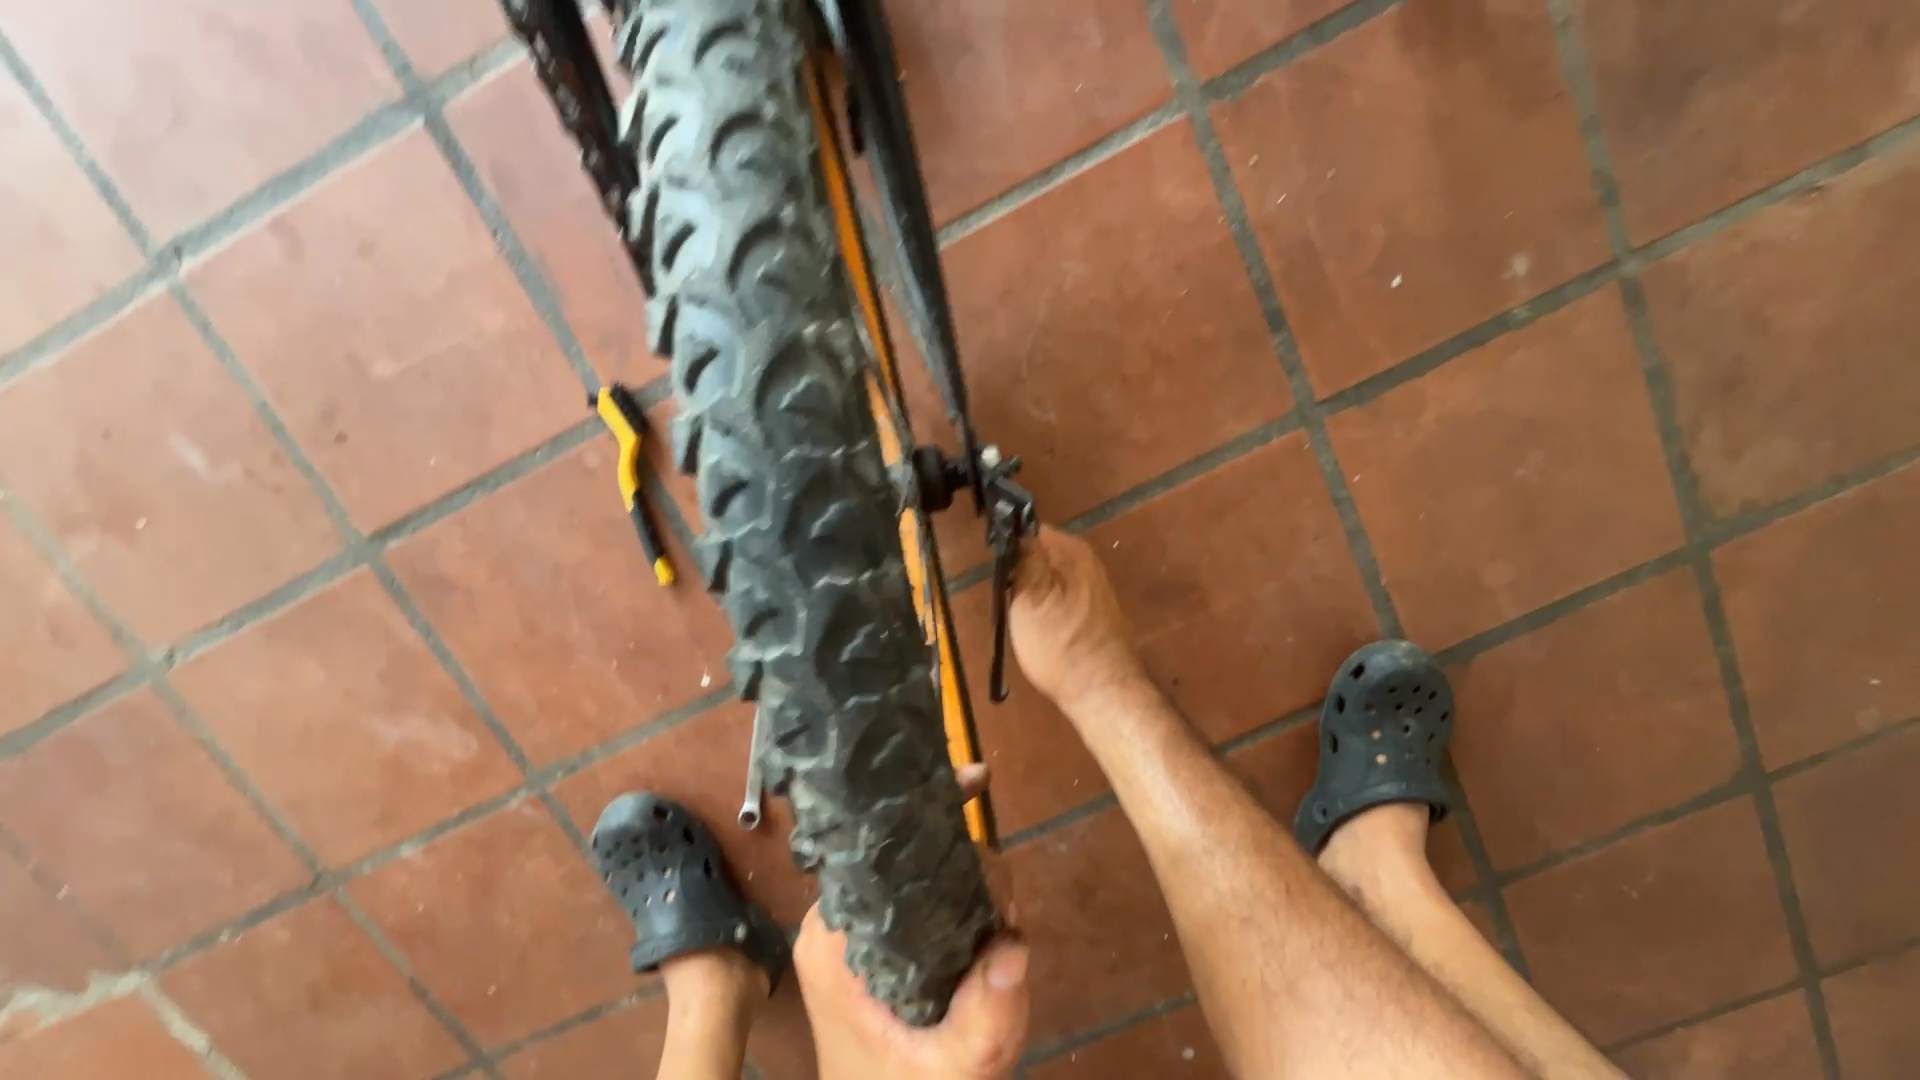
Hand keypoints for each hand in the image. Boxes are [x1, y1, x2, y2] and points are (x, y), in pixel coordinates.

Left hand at [793, 763, 1025, 1078]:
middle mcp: (835, 924)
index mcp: (835, 938)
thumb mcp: (953, 1068)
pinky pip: (913, 896)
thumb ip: (984, 1015)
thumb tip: (1015, 947)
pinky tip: (988, 913)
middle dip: (959, 851)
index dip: (927, 811)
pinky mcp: (871, 947)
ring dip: (962, 873)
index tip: (974, 791)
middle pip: (896, 851)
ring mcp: (852, 935)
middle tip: (1004, 893)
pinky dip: (953, 891)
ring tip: (1003, 909)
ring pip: (910, 871)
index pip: (873, 844)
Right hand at [1008, 526, 1147, 710]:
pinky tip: (1042, 628)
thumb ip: (1024, 558)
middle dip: (1019, 572)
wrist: (1101, 690)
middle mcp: (1086, 560)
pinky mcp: (1094, 608)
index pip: (1029, 530)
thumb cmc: (1060, 645)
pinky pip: (1060, 595)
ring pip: (1048, 576)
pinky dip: (1047, 606)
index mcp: (1072, 550)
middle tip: (1008, 599)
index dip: (1008, 548)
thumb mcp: (1030, 598)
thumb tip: (1016, 527)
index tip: (997, 573)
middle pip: (1039, 553)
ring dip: (1032, 592)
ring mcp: (1093, 585)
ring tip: (1022, 617)